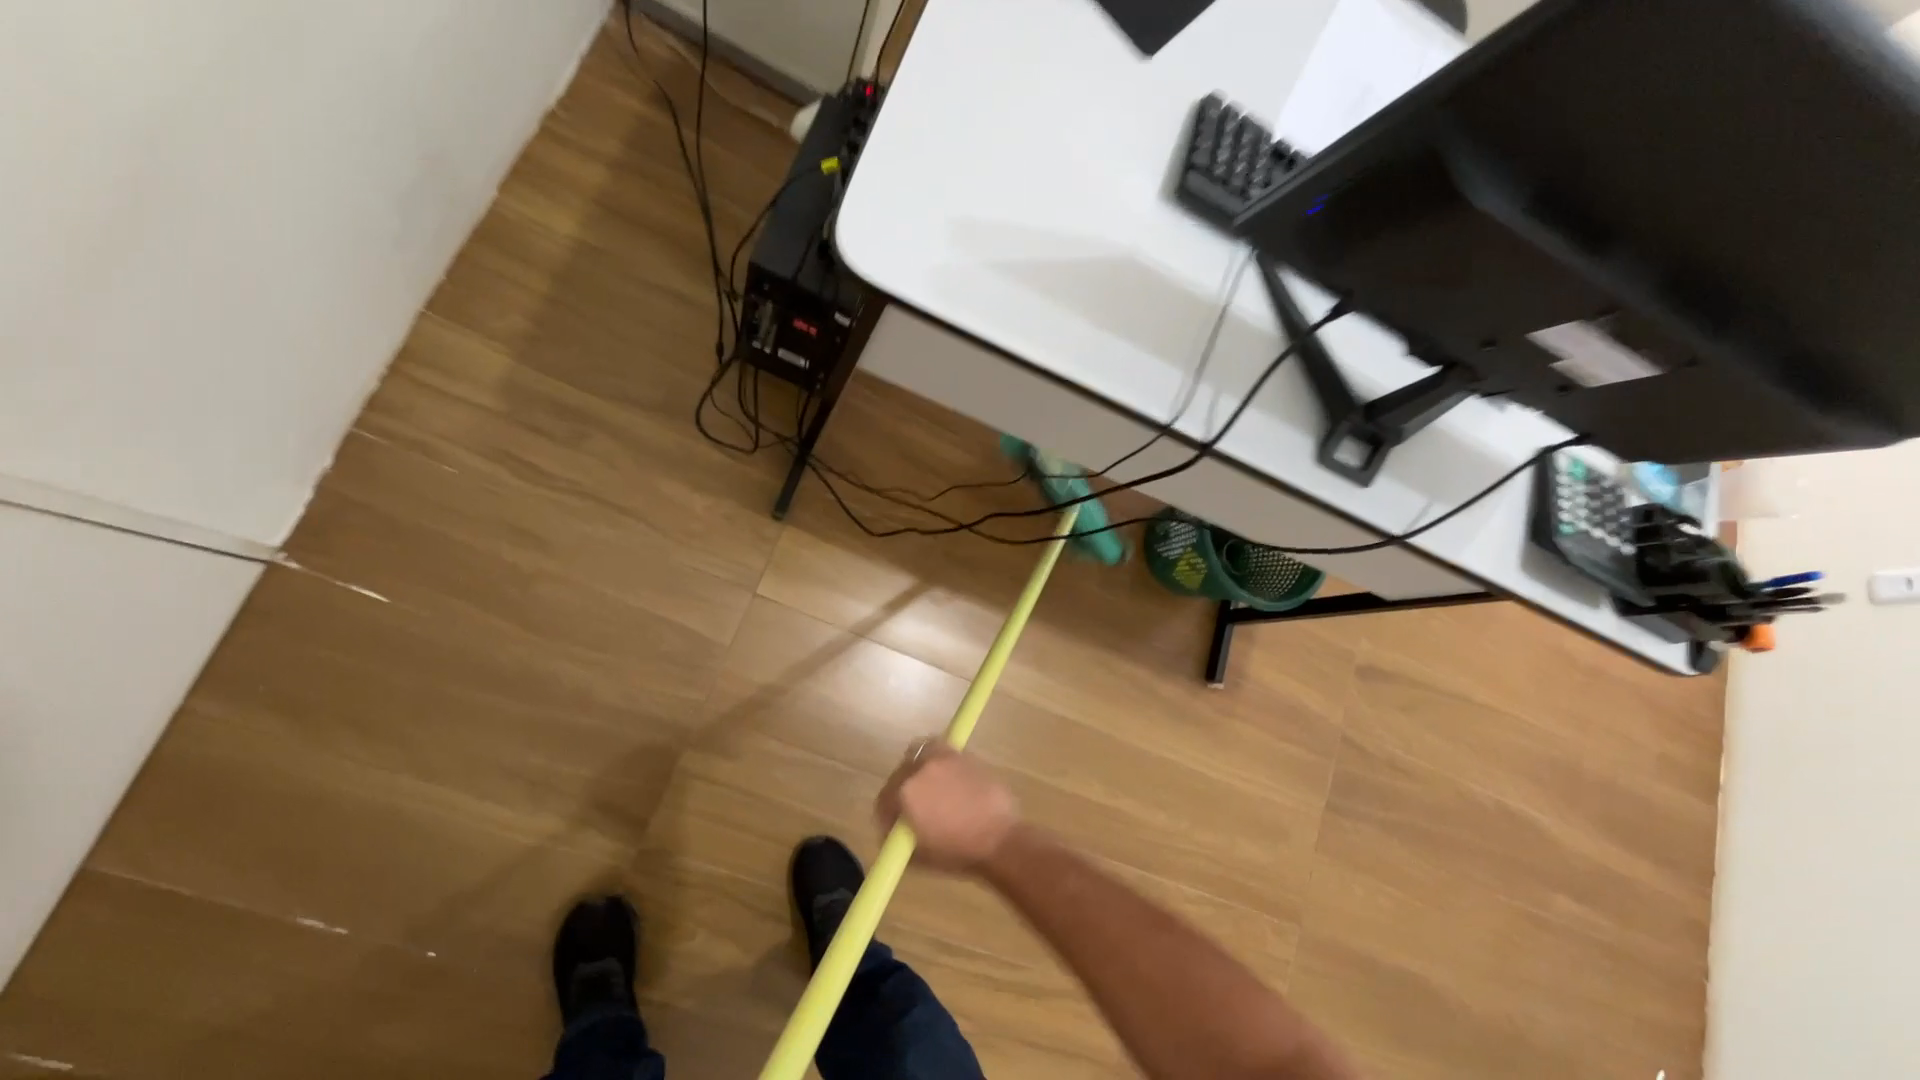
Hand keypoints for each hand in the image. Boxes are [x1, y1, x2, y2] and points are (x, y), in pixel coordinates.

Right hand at [877, 741, 1022, 873]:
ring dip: (920, 765)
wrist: (1001, 840)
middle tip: (916, 805)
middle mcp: (920, 769)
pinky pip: (944, 749)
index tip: (896, 824)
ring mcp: (944, 758)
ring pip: (921, 751)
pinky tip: (951, 779)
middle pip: (901, 772)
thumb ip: (898, 840)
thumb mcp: (918, 856)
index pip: (884, 798)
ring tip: (931, 783)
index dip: (888, 812)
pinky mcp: (965, 755)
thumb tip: (893, 832)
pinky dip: (941, 759)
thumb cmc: (957, 852)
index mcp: (904, 793)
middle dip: (904, 788)